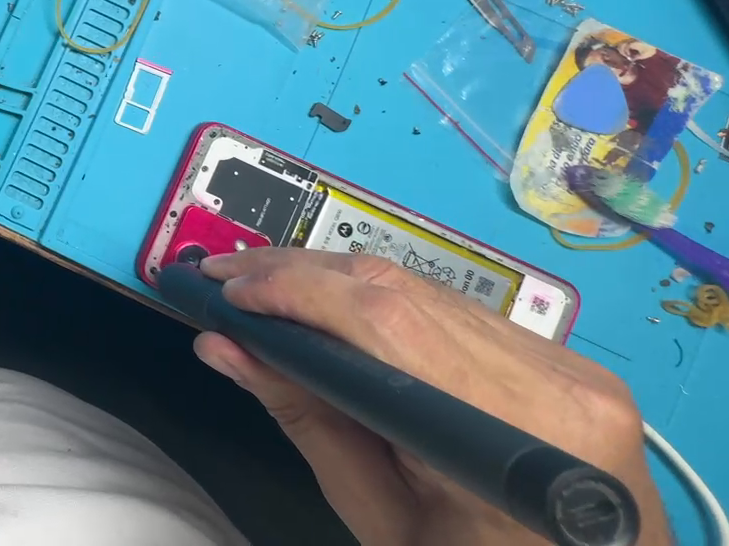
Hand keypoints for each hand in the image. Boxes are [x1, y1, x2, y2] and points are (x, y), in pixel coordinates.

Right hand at [192, 248, 670, 545]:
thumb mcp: (374, 513)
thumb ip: (302, 417)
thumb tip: (218, 345)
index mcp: (516, 429)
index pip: (383, 319)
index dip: (294, 290)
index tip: (224, 293)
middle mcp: (552, 378)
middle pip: (396, 287)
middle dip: (294, 270)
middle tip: (222, 276)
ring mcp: (565, 363)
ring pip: (415, 283)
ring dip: (324, 275)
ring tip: (258, 283)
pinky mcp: (562, 359)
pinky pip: (443, 303)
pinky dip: (370, 295)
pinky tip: (324, 301)